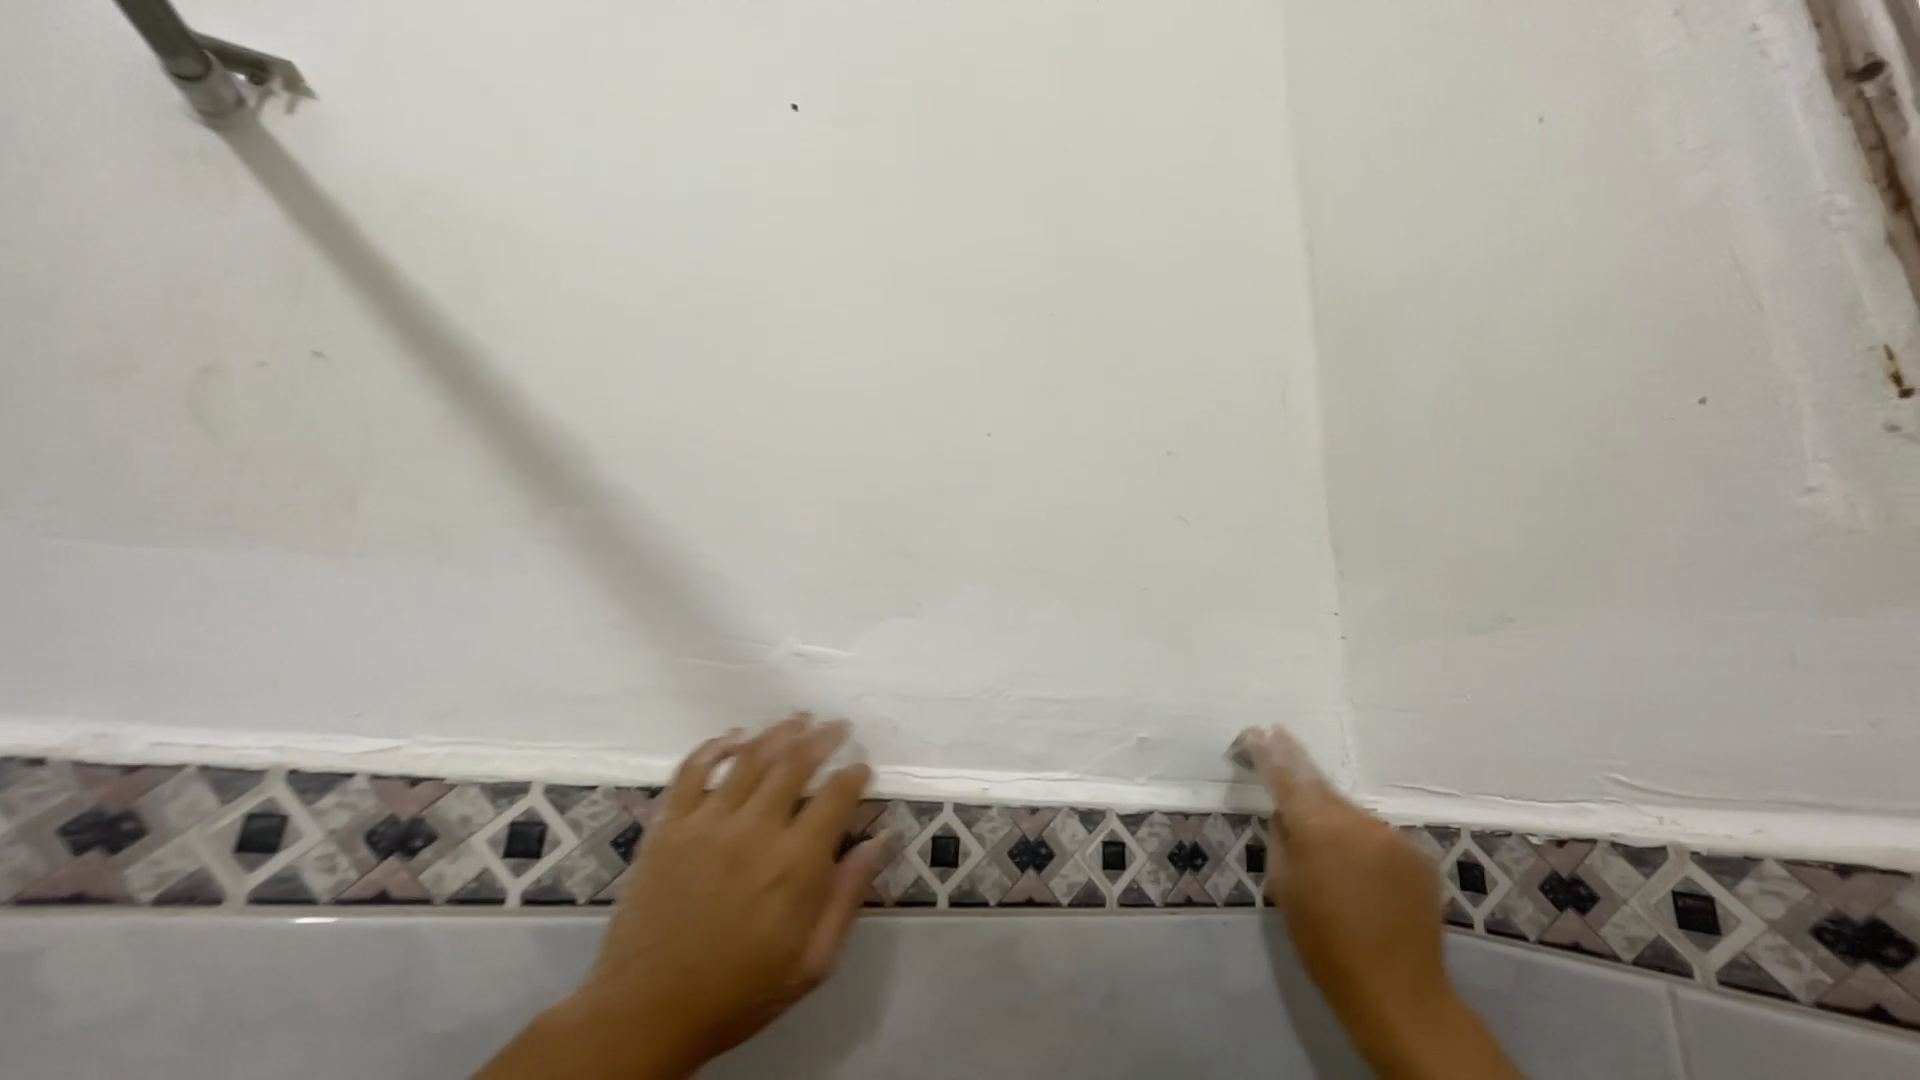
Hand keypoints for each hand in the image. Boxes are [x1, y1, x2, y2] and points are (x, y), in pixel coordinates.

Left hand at [477, 715, 887, 1079]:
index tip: (863, 767)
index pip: (835, 797)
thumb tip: (878, 842)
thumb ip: (847, 897)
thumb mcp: (812, 962)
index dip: (854, 775)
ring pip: (748, 758)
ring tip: (798, 719)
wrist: (649, 1010)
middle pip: (794, 764)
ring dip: (778, 733)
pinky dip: (715, 747)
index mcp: (795, 865)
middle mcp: (754, 831)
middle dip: (823, 739)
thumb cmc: (740, 991)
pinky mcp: (668, 827)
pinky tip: (734, 737)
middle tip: (837, 726)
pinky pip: (692, 771)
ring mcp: (705, 824)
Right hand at [1238, 725, 1520, 1079]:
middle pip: (1320, 788)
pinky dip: (1358, 841)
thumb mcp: (1284, 887)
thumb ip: (1283, 839)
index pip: (1288, 775)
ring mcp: (1392, 836)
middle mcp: (1357, 820)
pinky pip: (1374, 836)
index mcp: (1317, 827)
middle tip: (1277, 744)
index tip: (1257, 732)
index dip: (1269, 752)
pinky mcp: (1416, 855)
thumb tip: (1286, 814)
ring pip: (1348, 813)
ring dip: (1330, 815)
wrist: (1397, 990)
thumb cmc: (1324, 943)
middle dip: (1298, 771)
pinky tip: (1354, 868)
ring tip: (1318, 837)